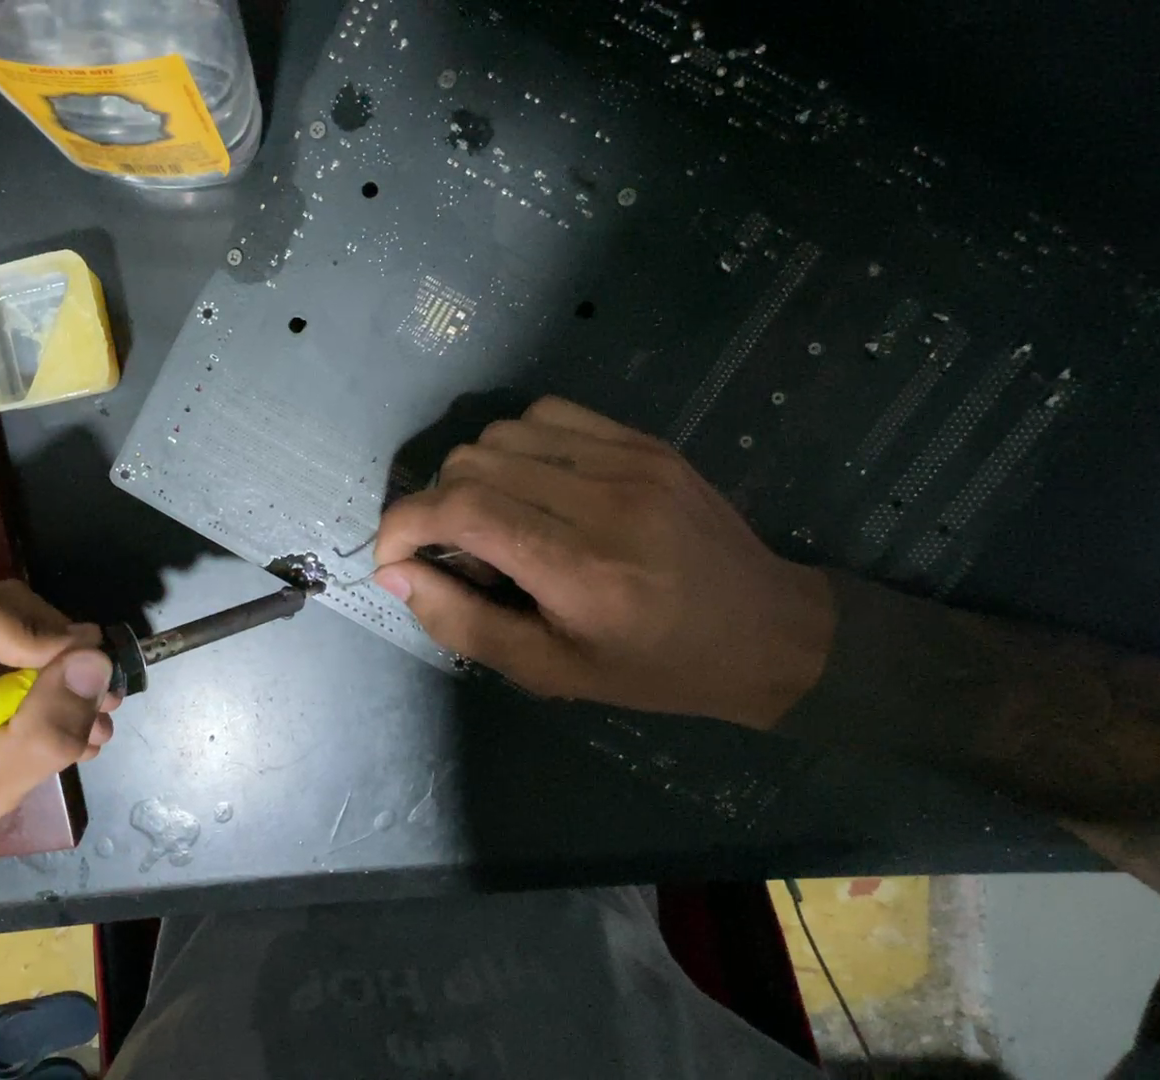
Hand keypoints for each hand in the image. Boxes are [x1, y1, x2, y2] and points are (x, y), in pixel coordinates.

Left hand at [0, 571, 118, 910]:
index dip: (31, 632)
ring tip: (84, 717)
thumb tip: (97, 662)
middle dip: (56, 651)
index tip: (80, 676)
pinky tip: (56, 705)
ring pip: (6, 608)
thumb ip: (44, 731)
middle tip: (95, 706)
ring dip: (55, 659)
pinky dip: (35, 660)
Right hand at [372, 397, 833, 726]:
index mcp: (579, 569)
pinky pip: (545, 414)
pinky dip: (514, 446)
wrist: (767, 633)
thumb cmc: (651, 667)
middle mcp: (601, 500)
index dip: (403, 526)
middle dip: (435, 508)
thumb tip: (394, 573)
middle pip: (470, 465)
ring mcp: (628, 460)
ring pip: (500, 433)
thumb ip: (460, 622)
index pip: (460, 512)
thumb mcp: (548, 670)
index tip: (392, 556)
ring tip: (496, 520)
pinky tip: (530, 485)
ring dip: (472, 476)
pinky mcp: (643, 441)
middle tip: (460, 554)